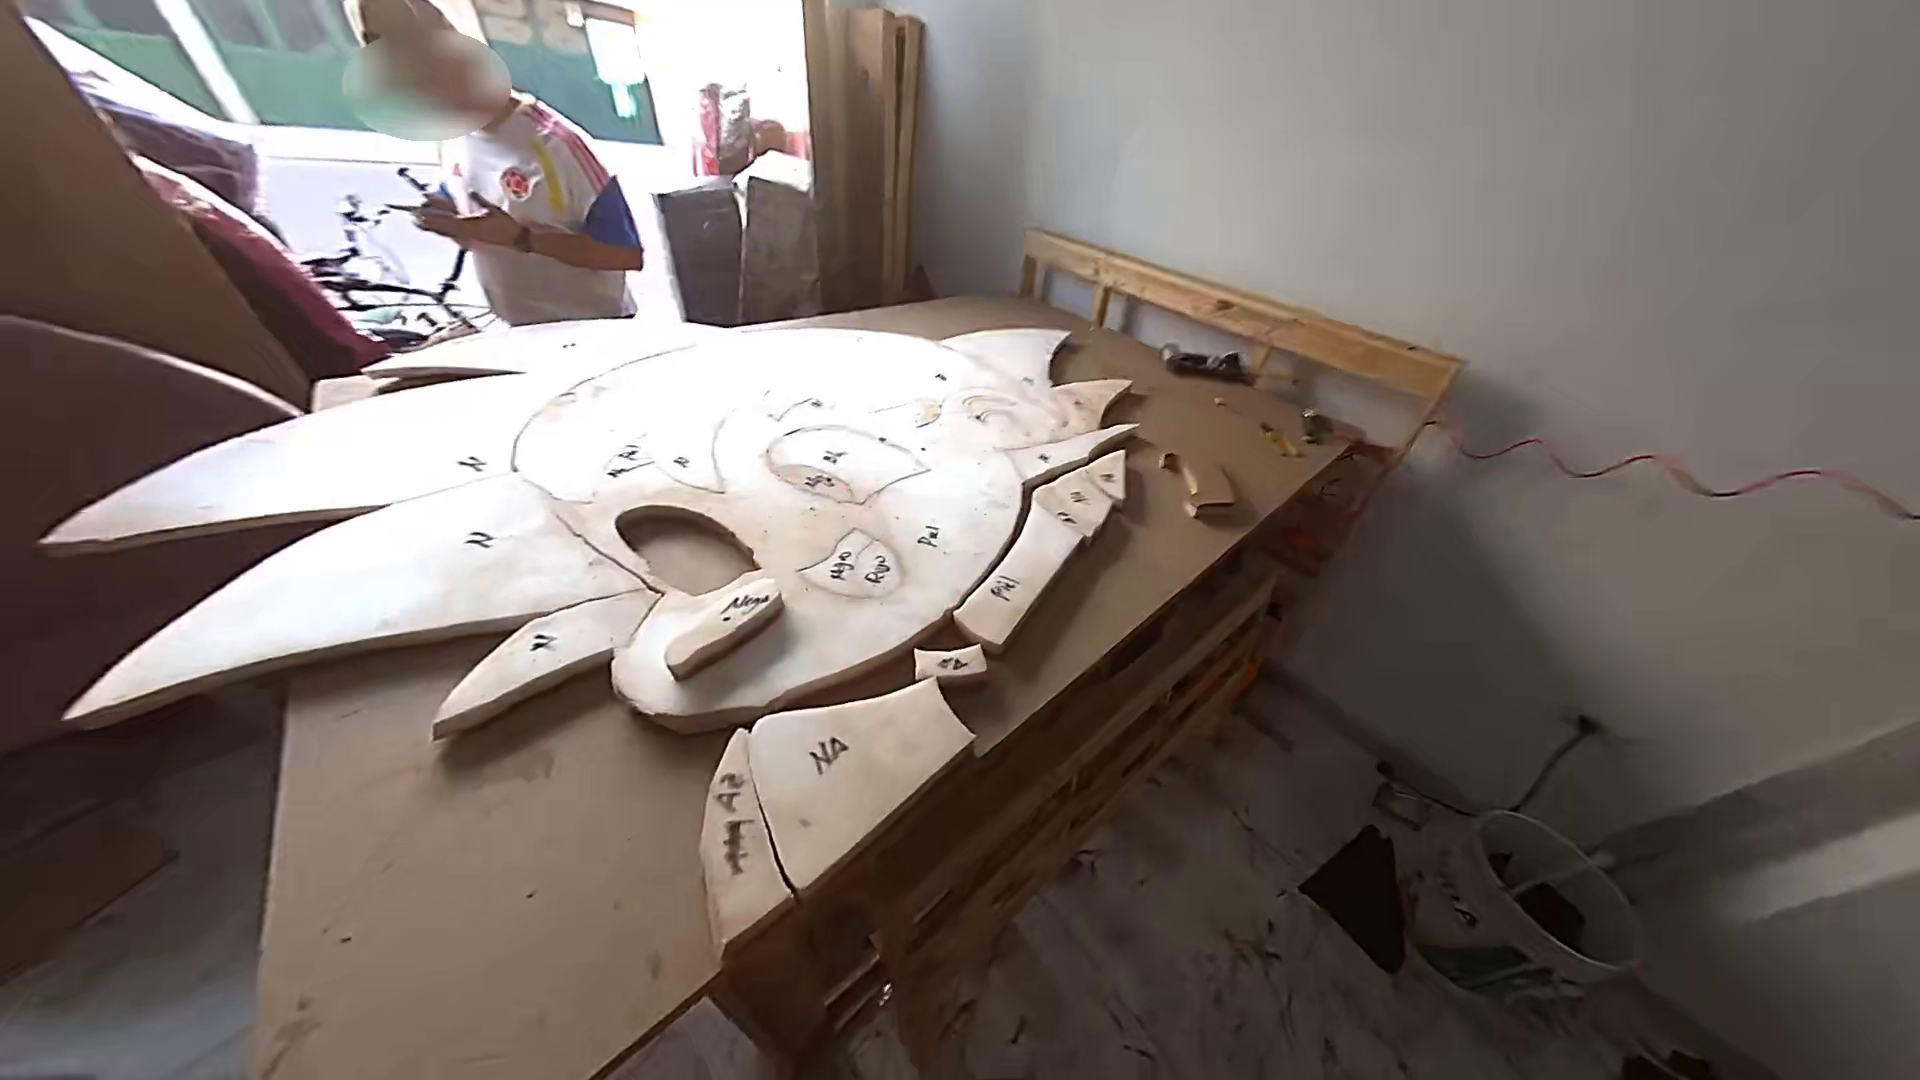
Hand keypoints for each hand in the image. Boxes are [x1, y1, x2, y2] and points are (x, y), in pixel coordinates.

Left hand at [412, 193, 522, 248]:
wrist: (519, 241)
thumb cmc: (508, 226)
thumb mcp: (494, 211)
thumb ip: (480, 201)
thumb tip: (470, 192)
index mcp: (469, 225)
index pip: (445, 220)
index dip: (431, 216)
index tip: (417, 212)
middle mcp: (466, 234)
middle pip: (442, 229)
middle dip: (428, 223)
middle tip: (413, 218)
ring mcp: (471, 239)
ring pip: (448, 234)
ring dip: (435, 229)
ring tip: (421, 224)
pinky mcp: (475, 242)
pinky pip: (457, 238)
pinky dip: (448, 234)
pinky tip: (443, 233)